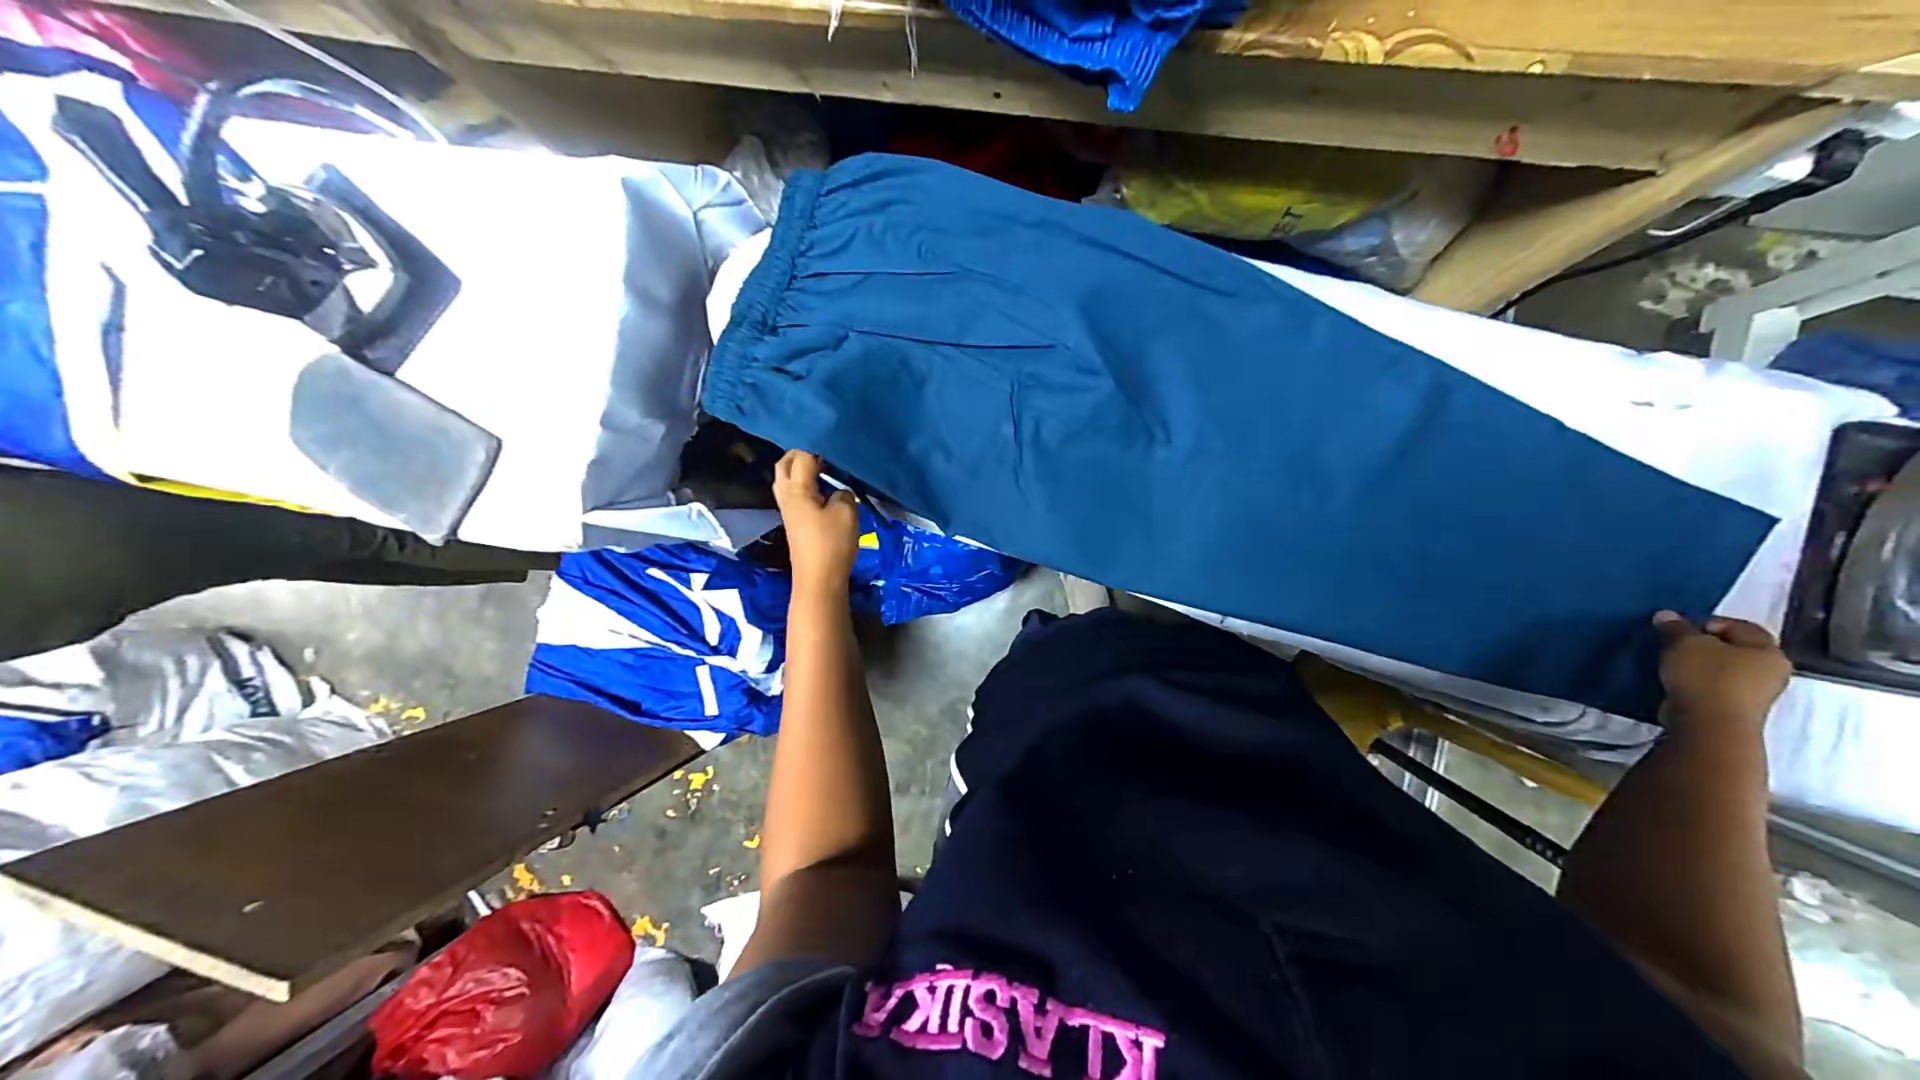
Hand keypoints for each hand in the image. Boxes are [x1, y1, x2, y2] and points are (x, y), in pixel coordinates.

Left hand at [774, 450, 859, 590]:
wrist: (819, 580)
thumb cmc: (832, 544)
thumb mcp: (847, 512)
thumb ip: (843, 493)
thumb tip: (838, 491)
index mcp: (797, 490)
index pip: (802, 458)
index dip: (818, 450)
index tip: (836, 451)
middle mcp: (787, 496)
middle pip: (784, 465)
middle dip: (801, 455)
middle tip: (823, 455)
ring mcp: (788, 511)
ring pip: (785, 480)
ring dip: (800, 471)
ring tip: (823, 470)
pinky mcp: (794, 523)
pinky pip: (793, 494)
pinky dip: (803, 485)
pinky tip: (821, 490)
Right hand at [1652, 611, 1790, 729]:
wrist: (1709, 724)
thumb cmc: (1706, 676)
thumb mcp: (1684, 643)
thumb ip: (1676, 627)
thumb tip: (1666, 615)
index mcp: (1769, 651)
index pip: (1740, 626)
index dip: (1708, 622)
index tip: (1678, 627)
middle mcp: (1771, 671)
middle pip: (1733, 649)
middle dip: (1703, 645)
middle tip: (1672, 644)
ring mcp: (1756, 693)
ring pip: (1723, 669)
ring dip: (1698, 665)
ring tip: (1669, 663)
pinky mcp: (1736, 709)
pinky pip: (1714, 687)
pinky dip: (1696, 682)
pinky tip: (1675, 681)